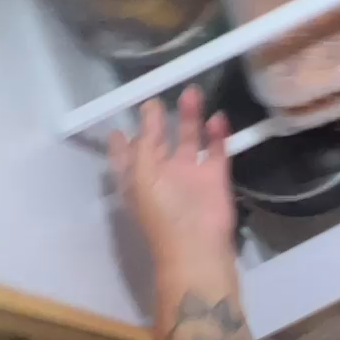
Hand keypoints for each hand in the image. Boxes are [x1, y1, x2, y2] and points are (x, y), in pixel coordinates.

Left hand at [110, 87, 235, 273]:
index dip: (123, 139)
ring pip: (190, 140)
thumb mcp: (142, 174)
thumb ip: (145, 141)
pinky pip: (216, 150)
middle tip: (159, 99)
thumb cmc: (162, 211)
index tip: (121, 122)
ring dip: (190, 117)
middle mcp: (162, 174)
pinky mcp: (215, 177)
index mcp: (138, 178)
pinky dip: (218, 134)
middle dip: (158, 121)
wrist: (198, 246)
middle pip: (159, 141)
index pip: (126, 154)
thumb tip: (149, 111)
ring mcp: (190, 175)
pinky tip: (217, 118)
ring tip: (193, 92)